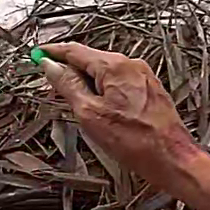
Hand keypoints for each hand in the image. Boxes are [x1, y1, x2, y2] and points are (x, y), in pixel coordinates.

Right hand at [37, 42, 204, 194]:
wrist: (171, 159)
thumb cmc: (137, 141)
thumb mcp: (90, 113)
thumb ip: (68, 86)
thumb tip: (51, 67)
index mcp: (115, 66)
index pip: (75, 51)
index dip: (53, 52)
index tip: (38, 54)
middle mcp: (131, 65)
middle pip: (89, 60)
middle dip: (68, 71)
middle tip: (50, 84)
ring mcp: (142, 76)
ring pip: (103, 72)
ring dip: (85, 82)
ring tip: (74, 102)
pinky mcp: (148, 89)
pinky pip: (117, 81)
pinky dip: (101, 89)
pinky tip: (96, 106)